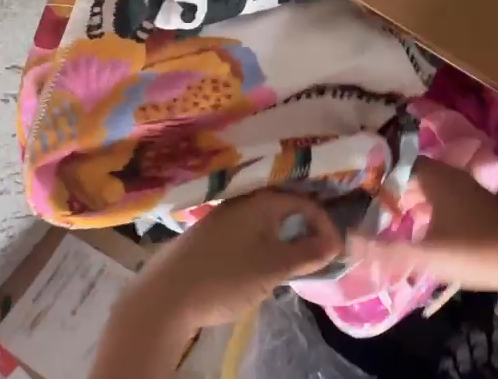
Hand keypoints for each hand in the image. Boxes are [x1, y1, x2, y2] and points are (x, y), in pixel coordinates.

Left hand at [125, 190, 341, 329]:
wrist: (163, 298)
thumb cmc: (225, 277)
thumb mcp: (273, 269)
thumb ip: (307, 254)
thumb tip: (334, 243)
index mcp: (262, 201)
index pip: (305, 203)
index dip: (324, 226)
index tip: (335, 252)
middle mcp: (244, 200)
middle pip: (284, 207)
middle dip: (304, 230)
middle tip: (316, 255)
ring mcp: (223, 214)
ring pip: (264, 220)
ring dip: (282, 238)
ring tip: (291, 263)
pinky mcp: (209, 232)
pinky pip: (248, 229)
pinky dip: (263, 242)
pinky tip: (259, 265)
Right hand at [345, 158, 497, 299]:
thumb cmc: (477, 250)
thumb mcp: (427, 256)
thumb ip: (386, 252)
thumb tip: (347, 242)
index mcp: (436, 176)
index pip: (396, 163)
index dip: (374, 174)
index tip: (352, 187)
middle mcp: (450, 176)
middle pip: (411, 175)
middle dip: (389, 189)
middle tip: (363, 207)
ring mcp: (466, 190)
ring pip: (428, 188)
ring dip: (407, 201)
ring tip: (384, 220)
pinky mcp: (477, 207)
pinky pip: (441, 199)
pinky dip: (424, 210)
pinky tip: (417, 231)